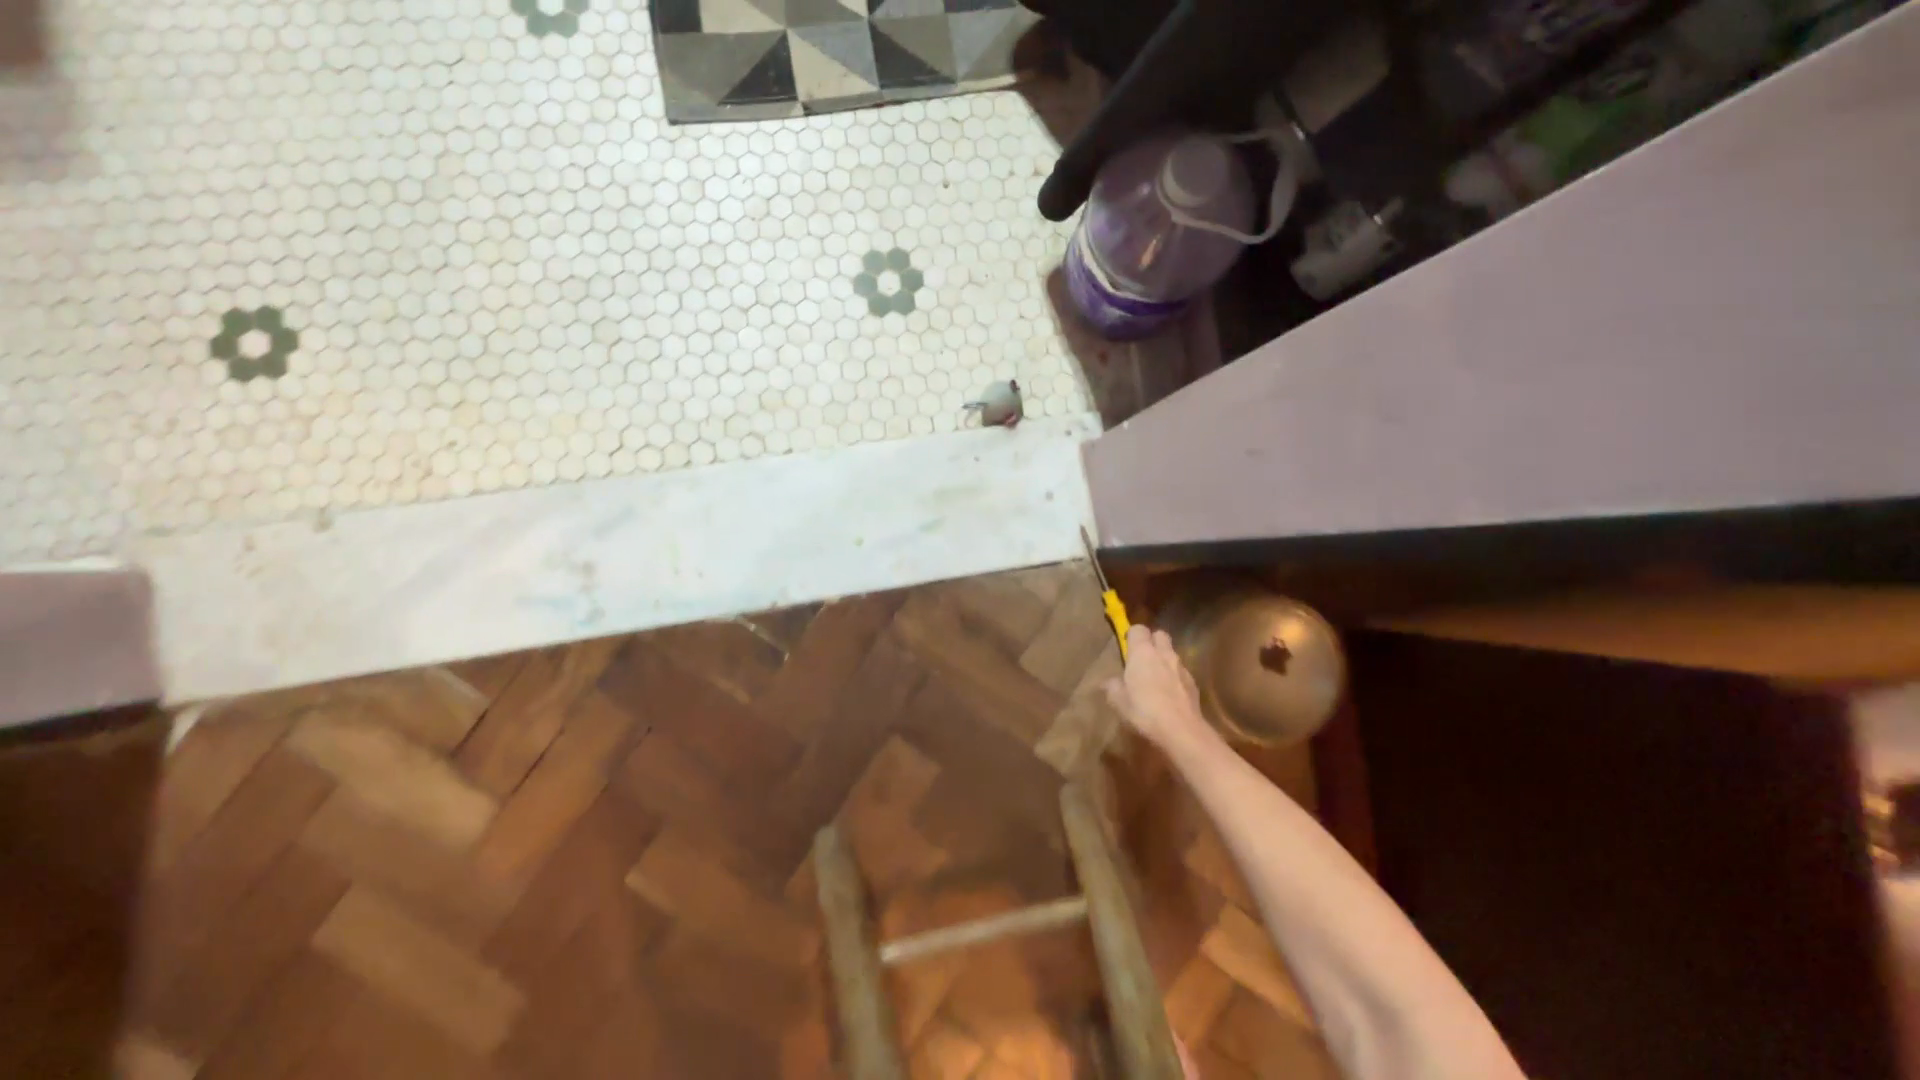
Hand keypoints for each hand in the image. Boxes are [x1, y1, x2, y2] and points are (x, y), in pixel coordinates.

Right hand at [1104, 625, 1213, 753]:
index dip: (1132, 636)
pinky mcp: (1193, 682)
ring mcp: (1181, 667)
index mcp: (1142, 653)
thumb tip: (1110, 682)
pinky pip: (1181, 672)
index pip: (1138, 629)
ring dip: (1164, 661)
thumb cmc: (1143, 711)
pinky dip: (1175, 677)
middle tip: (1142, 660)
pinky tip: (1169, 695)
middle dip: (1152, 642)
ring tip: (1156, 680)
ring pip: (1172, 654)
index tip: (1127, 649)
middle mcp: (1163, 654)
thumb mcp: (1118, 702)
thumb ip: (1113, 687)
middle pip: (1160, 635)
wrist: (1181, 729)